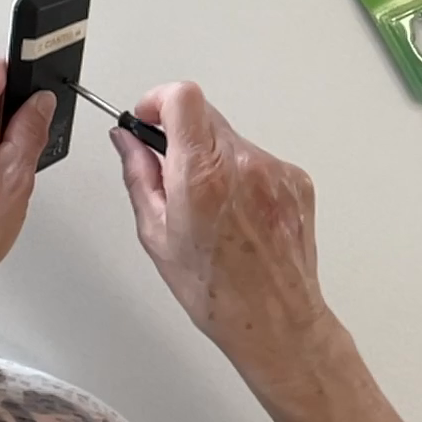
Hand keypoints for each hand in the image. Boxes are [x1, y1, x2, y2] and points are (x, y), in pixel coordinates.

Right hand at [110, 82, 337, 391]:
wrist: (277, 324)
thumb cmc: (216, 290)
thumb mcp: (155, 232)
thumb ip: (138, 174)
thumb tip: (126, 140)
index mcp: (202, 175)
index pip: (182, 97)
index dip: (159, 99)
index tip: (150, 116)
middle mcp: (241, 164)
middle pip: (202, 112)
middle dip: (179, 130)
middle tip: (170, 163)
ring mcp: (273, 171)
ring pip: (228, 135)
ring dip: (209, 153)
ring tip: (207, 199)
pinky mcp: (295, 180)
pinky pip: (254, 156)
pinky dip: (238, 171)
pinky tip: (235, 208)